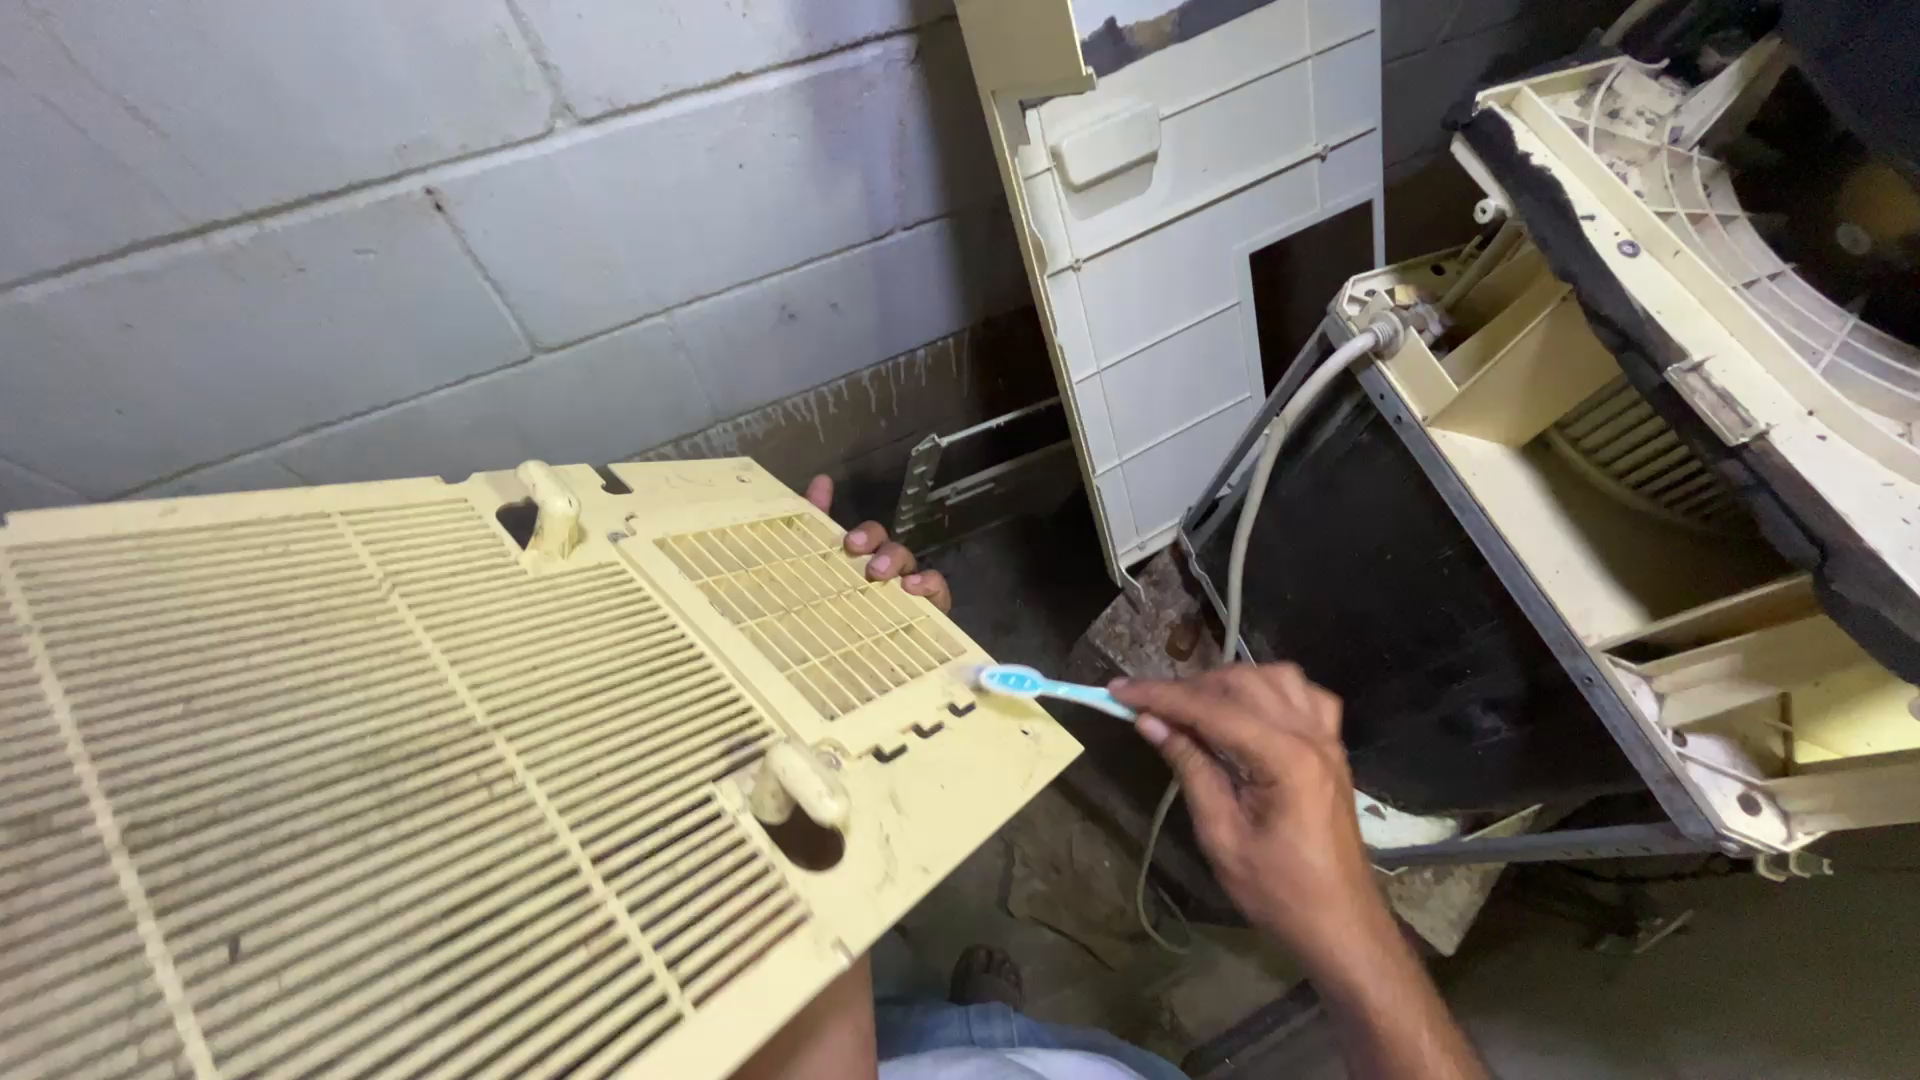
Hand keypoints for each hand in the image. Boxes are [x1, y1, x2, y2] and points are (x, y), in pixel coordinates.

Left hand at [802, 475, 951, 612]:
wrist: (850, 675)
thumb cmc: (834, 615)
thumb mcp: (818, 568)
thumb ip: (814, 525)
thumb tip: (820, 480)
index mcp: (861, 562)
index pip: (869, 536)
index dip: (864, 532)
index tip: (849, 544)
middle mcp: (887, 573)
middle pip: (892, 546)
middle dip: (882, 548)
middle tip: (865, 562)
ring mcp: (910, 591)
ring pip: (912, 564)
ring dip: (900, 563)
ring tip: (884, 577)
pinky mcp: (930, 611)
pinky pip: (938, 591)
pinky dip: (929, 585)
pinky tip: (913, 590)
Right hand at [1112, 664, 1381, 968]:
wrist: (1342, 927)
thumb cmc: (1278, 892)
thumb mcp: (1220, 834)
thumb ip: (1189, 767)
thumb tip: (1149, 722)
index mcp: (1284, 759)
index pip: (1209, 709)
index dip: (1159, 695)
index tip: (1117, 690)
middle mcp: (1310, 736)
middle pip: (1240, 683)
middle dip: (1188, 687)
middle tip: (1148, 707)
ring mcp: (1327, 739)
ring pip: (1275, 677)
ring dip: (1230, 683)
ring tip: (1195, 706)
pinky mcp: (1333, 750)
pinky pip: (1306, 696)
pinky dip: (1272, 691)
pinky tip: (1250, 710)